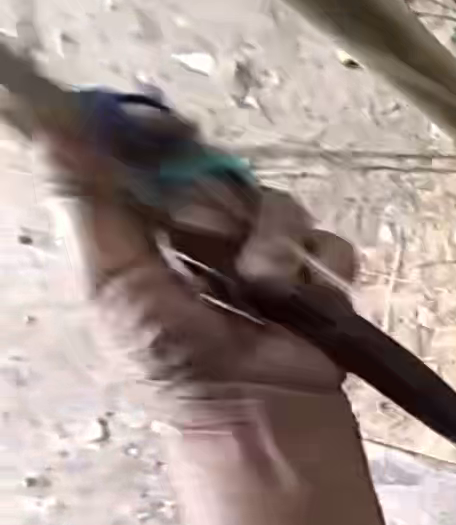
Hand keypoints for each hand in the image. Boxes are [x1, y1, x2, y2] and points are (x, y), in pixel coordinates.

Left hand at [39, 122, 358, 408]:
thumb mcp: (110, 277)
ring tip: (261, 286)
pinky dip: (321, 270)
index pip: (160, 162)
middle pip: (230, 180)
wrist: (255, 401)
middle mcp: (221, 234)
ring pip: (285, 211)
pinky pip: (333, 249)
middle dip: (220, 206)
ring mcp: (281, 257)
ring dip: (272, 245)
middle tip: (206, 242)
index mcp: (157, 226)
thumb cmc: (173, 351)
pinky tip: (303, 297)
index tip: (167, 124)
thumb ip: (92, 205)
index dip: (162, 137)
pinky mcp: (329, 281)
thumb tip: (54, 124)